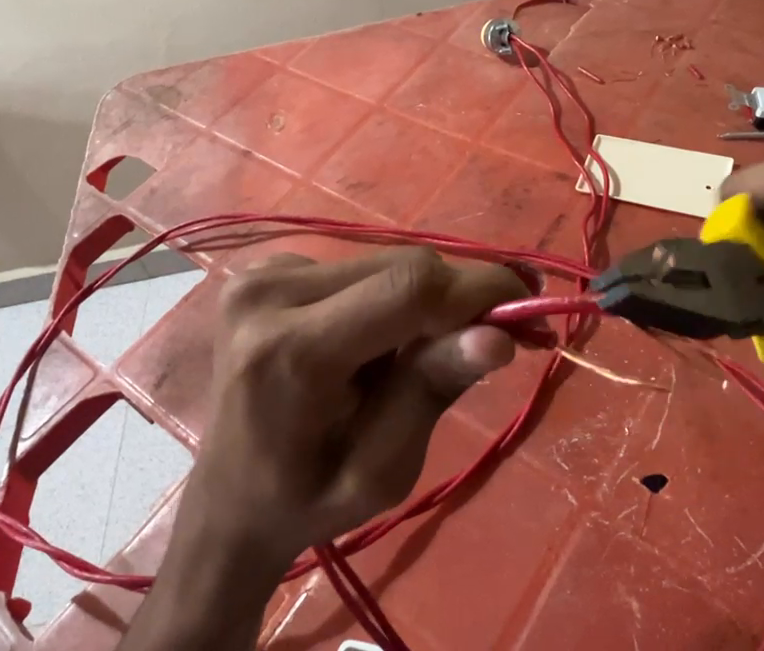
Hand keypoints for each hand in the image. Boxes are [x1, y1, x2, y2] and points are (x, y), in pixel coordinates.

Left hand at [121, 249, 523, 650]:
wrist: (229, 499)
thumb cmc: (309, 499)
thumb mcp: (382, 470)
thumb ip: (431, 391)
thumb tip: (499, 336)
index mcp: (292, 352)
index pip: (407, 289)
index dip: (480, 287)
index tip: (534, 303)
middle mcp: (269, 294)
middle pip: (399, 267)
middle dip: (461, 295)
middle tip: (507, 332)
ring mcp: (260, 276)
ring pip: (381, 263)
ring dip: (423, 300)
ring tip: (438, 349)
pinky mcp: (265, 270)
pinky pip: (354, 269)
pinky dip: (386, 297)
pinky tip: (381, 342)